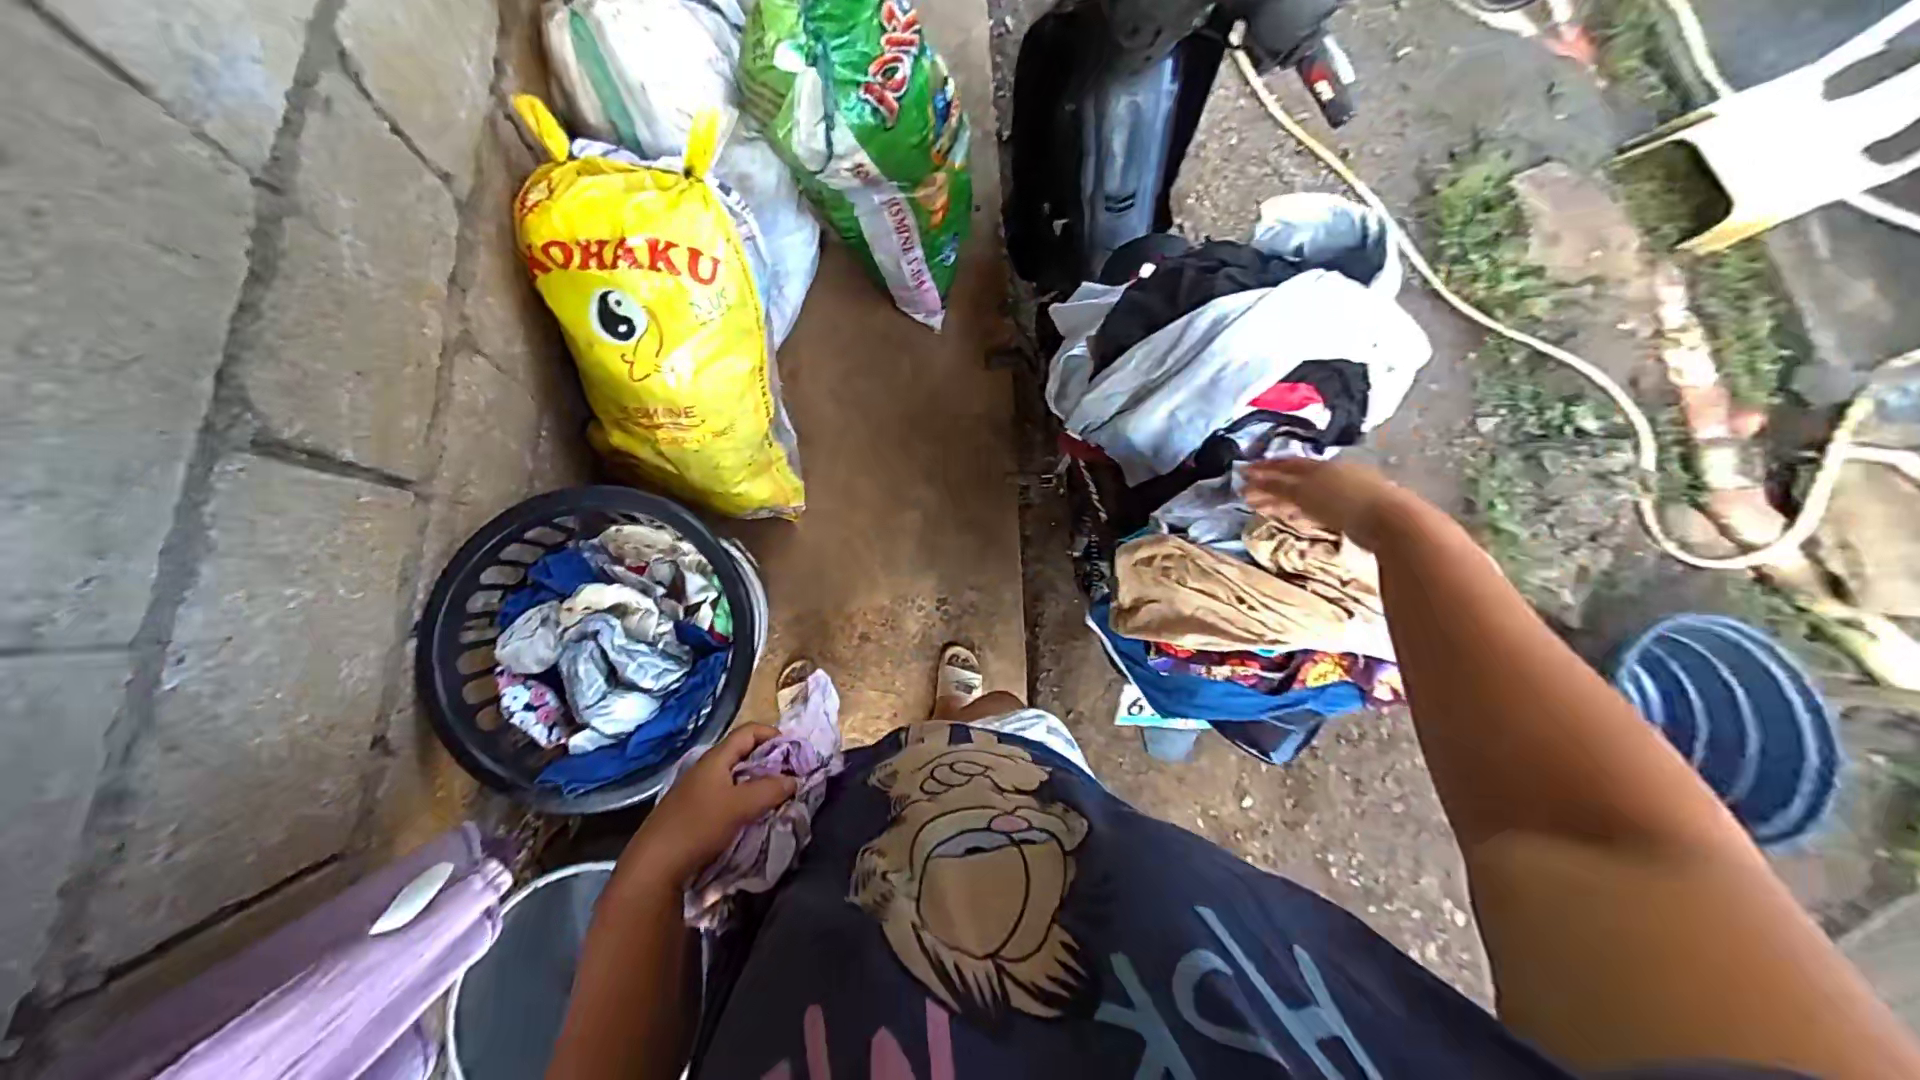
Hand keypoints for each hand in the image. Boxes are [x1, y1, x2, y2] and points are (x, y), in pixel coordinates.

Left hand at [619, 724, 797, 888]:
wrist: (654, 868)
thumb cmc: (698, 827)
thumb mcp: (740, 806)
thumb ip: (770, 789)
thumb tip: (793, 780)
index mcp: (716, 759)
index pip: (749, 732)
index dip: (773, 735)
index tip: (794, 752)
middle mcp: (706, 769)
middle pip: (744, 754)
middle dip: (770, 762)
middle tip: (790, 777)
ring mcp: (699, 792)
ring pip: (736, 778)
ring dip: (758, 784)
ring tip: (776, 798)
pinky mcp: (695, 813)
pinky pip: (727, 797)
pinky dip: (745, 801)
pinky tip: (753, 817)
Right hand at [1242, 458, 1411, 549]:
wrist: (1389, 521)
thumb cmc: (1344, 502)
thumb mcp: (1304, 493)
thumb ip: (1276, 487)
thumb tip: (1251, 480)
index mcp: (1320, 466)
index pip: (1286, 464)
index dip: (1264, 468)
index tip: (1244, 473)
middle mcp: (1331, 475)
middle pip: (1294, 479)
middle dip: (1270, 485)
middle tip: (1248, 494)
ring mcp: (1343, 493)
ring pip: (1305, 494)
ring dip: (1282, 500)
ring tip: (1263, 507)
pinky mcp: (1351, 512)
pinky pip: (1317, 508)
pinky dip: (1299, 511)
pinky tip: (1292, 516)